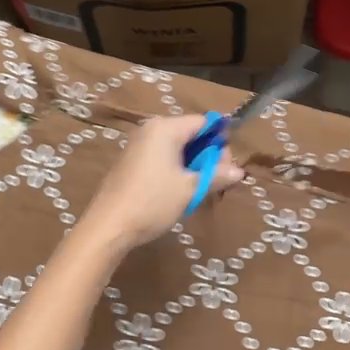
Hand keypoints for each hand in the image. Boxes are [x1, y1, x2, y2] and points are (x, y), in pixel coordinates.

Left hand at [80, 114, 244, 249]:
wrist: (109, 226)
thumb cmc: (152, 202)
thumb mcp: (190, 189)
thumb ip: (217, 176)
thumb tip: (240, 172)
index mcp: (165, 128)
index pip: (203, 122)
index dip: (220, 141)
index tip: (228, 166)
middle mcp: (150, 130)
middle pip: (190, 134)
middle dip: (208, 155)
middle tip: (217, 181)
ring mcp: (138, 146)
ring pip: (177, 148)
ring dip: (193, 165)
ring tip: (200, 189)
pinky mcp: (131, 162)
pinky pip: (162, 157)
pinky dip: (176, 170)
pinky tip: (180, 191)